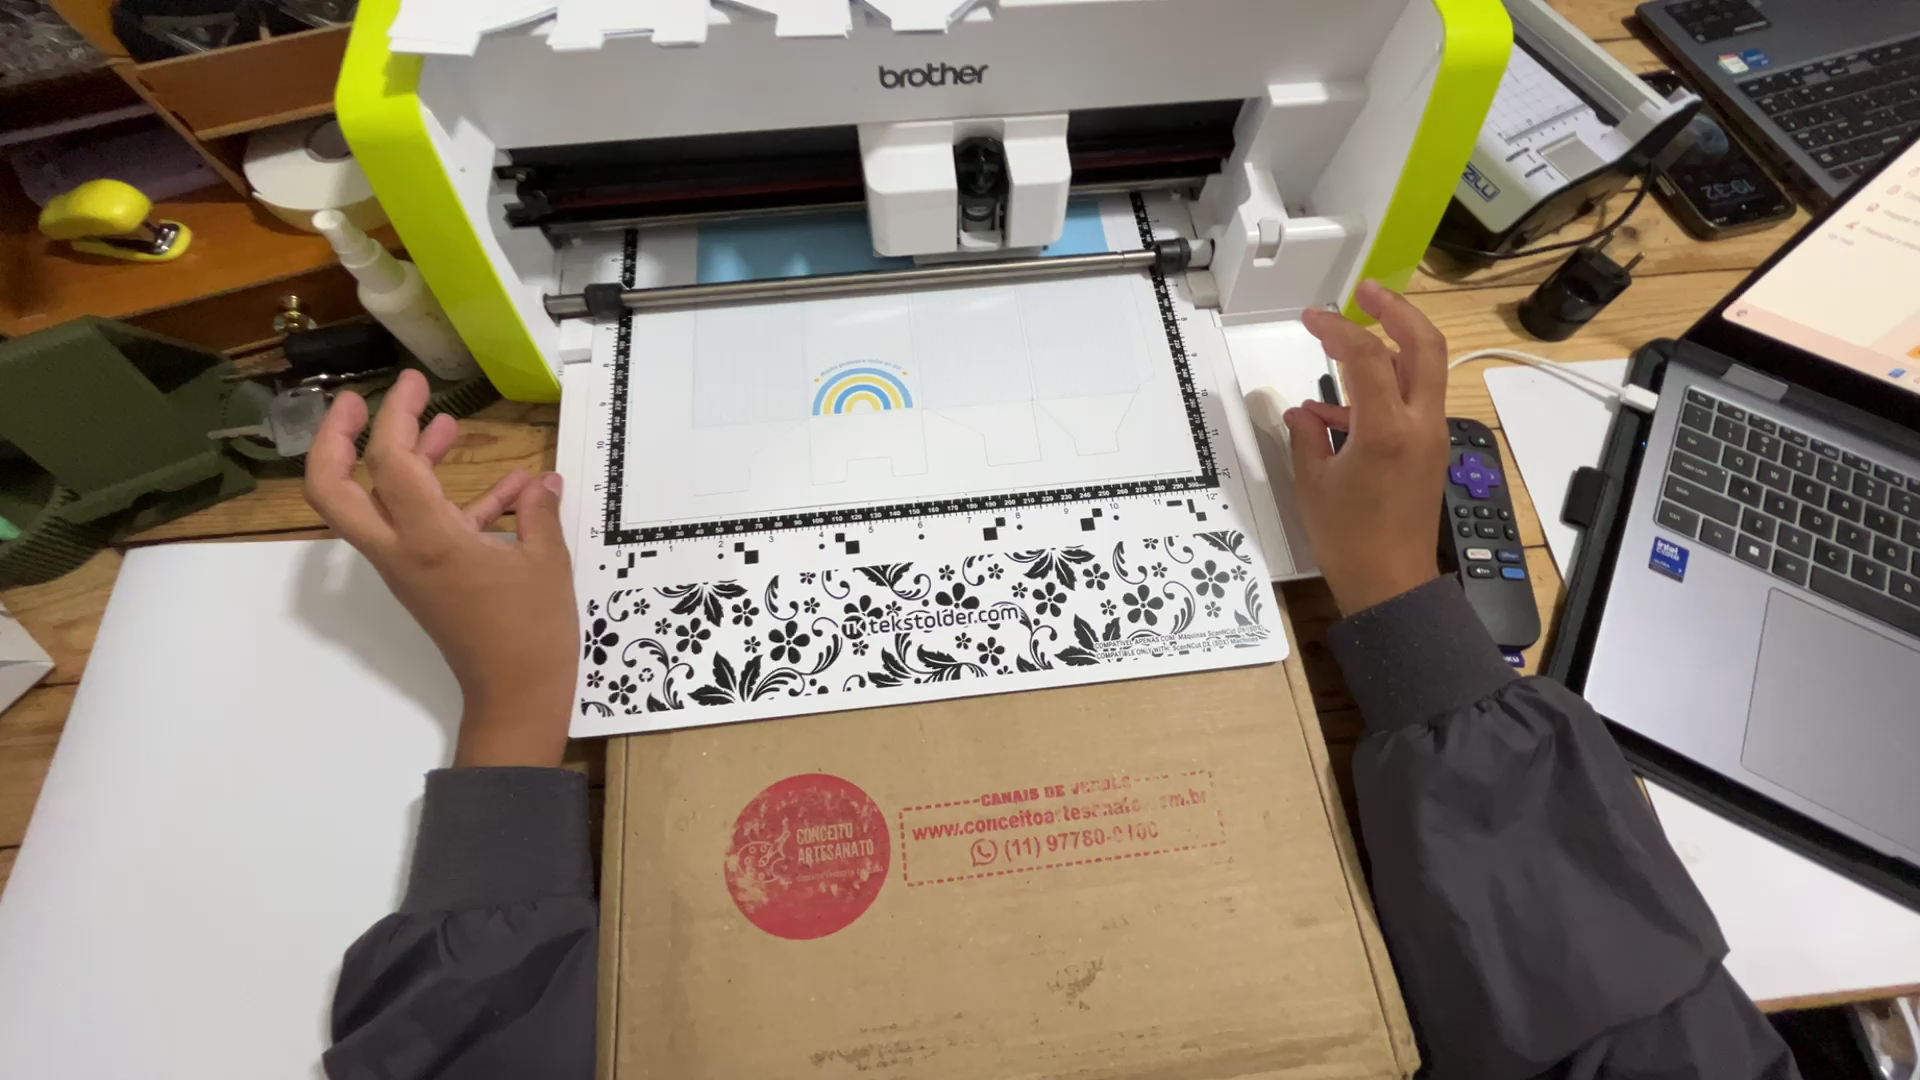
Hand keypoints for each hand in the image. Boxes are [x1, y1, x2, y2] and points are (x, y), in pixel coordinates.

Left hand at [304, 370, 578, 767]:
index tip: (414, 383)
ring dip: (401, 463)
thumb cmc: (533, 628)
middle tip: (365, 402)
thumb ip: (538, 513)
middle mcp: (401, 549)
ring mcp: (408, 566)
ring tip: (445, 426)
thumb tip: (543, 480)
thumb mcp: (545, 562)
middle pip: (335, 489)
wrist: (516, 691)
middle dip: (340, 439)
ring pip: (377, 504)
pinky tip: (508, 489)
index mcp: (428, 539)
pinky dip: (456, 501)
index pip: (390, 464)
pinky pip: (425, 527)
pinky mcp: (427, 578)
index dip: (395, 417)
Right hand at [1284, 281, 1451, 616]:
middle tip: (1366, 291)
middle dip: (1396, 310)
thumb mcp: (1312, 483)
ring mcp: (1431, 436)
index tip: (1311, 317)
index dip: (1337, 329)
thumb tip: (1303, 411)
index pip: (1367, 357)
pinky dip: (1380, 391)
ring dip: (1390, 347)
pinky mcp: (1429, 450)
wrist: (1390, 582)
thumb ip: (1306, 437)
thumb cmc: (1347, 538)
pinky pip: (1410, 403)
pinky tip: (1336, 410)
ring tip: (1344, 346)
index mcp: (1386, 430)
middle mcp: (1420, 424)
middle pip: (1423, 345)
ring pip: (1423, 370)